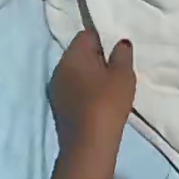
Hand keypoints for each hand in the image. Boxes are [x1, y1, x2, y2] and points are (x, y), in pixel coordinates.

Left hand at [50, 30, 135, 178]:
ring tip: (109, 89)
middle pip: (79, 53)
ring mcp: (55, 88)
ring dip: (90, 76)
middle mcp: (59, 67)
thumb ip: (123, 54)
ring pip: (75, 72)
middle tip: (117, 71)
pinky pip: (72, 89)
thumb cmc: (107, 103)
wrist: (88, 144)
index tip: (118, 54)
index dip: (104, 39)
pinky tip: (98, 103)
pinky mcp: (57, 106)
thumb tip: (119, 43)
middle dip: (97, 58)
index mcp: (73, 55)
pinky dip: (84, 91)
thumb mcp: (124, 75)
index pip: (87, 35)